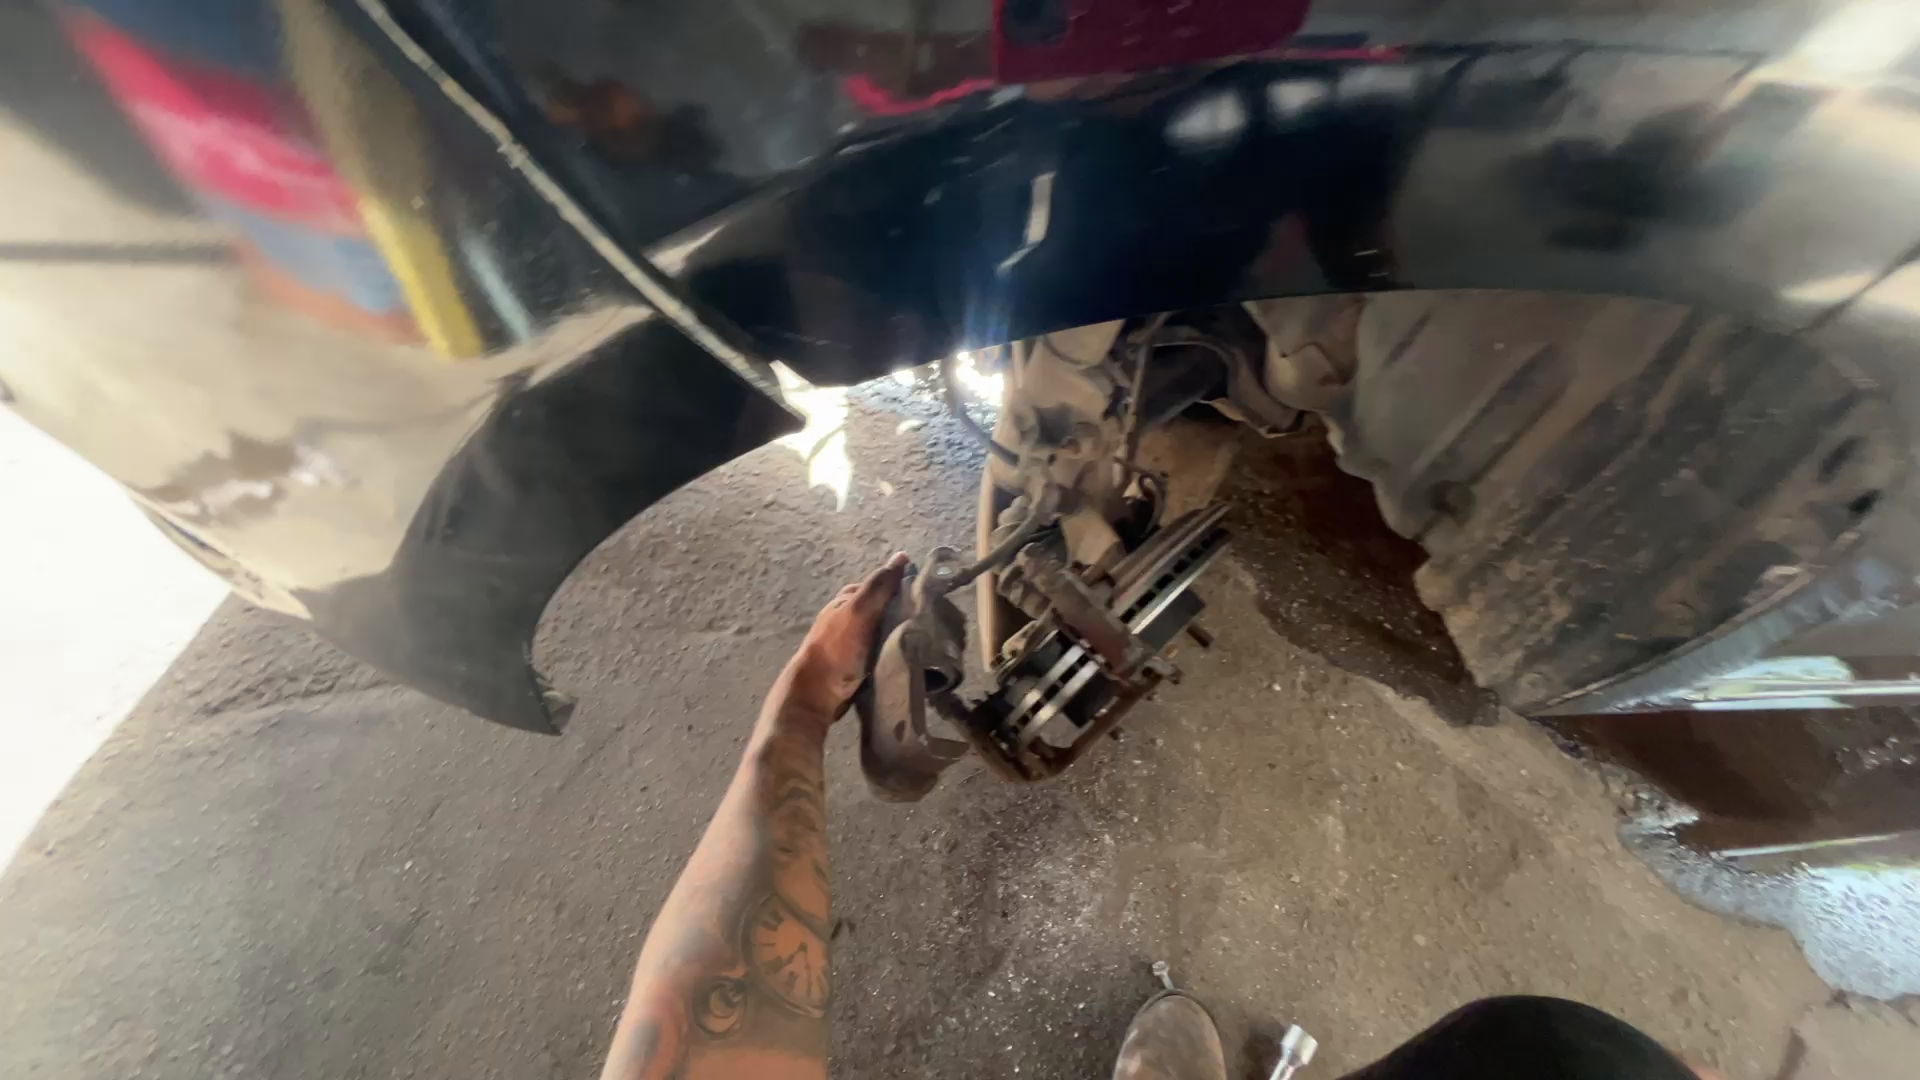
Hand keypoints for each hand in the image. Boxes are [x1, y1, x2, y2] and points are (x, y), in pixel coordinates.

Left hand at [787, 552, 909, 719]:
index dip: (900, 588)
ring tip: (924, 639)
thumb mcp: (859, 610)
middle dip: (902, 612)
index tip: (925, 595)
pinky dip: (894, 651)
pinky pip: (883, 650)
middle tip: (927, 620)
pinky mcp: (858, 663)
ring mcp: (853, 641)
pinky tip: (909, 655)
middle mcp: (849, 617)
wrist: (817, 693)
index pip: (880, 585)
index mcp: (846, 599)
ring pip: (885, 630)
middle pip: (884, 608)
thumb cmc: (837, 647)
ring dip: (900, 633)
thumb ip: (879, 585)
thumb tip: (902, 556)